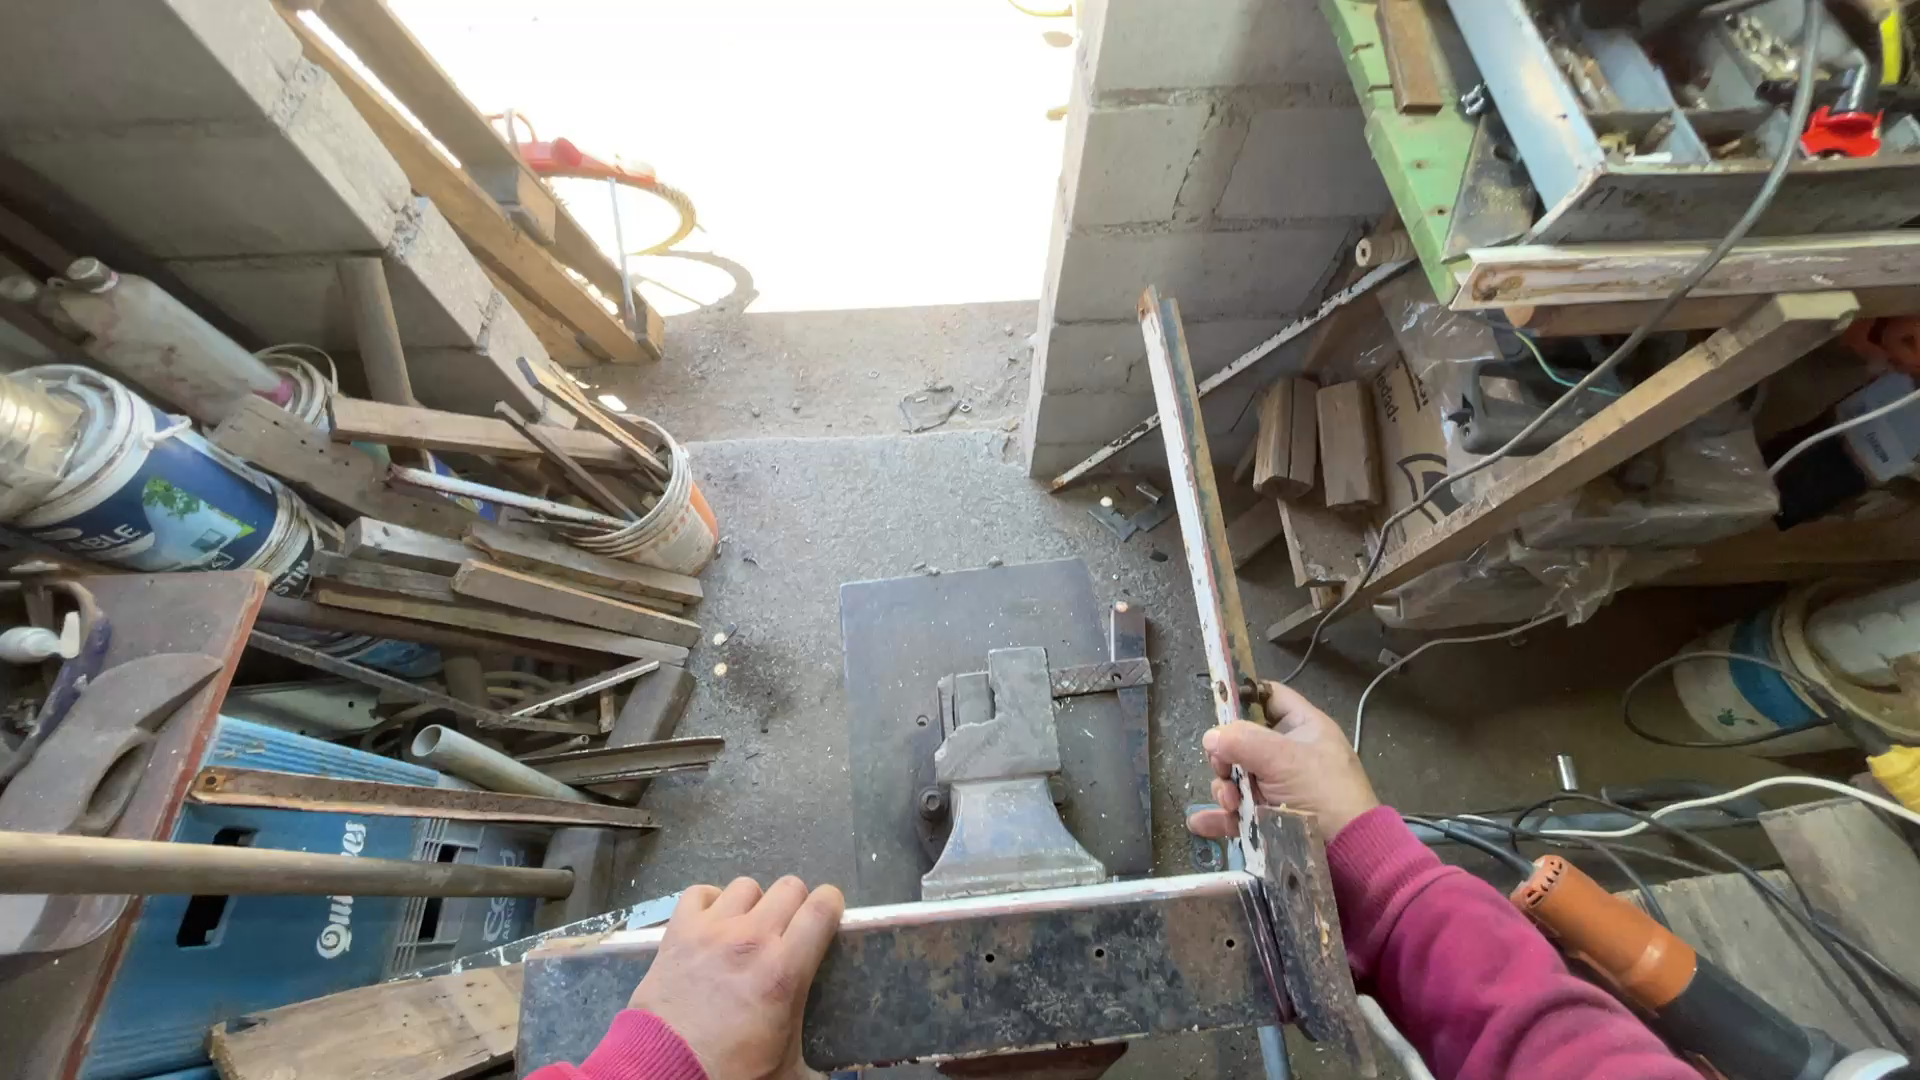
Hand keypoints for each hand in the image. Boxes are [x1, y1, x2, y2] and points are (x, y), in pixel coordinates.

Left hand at [629, 876, 845, 1079]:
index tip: (828, 919)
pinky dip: (709, 903)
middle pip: (790, 887)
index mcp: (784, 970)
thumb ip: (819, 1067)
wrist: (657, 1078)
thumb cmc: (728, 1077)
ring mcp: (713, 930)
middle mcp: (752, 938)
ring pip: (747, 886)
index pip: (822, 907)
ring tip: (746, 931)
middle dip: (794, 906)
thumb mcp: (787, 1073)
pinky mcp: (679, 931)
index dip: (831, 904)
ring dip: (753, 905)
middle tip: (786, 933)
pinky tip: (711, 925)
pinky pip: (700, 893)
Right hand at [1187, 681, 1379, 839]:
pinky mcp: (1270, 817)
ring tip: (1229, 804)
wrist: (1351, 857)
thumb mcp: (1283, 759)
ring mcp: (1279, 787)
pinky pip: (1236, 810)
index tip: (1218, 708)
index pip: (1269, 697)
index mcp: (1303, 728)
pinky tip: (1201, 823)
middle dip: (1225, 757)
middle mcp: (1289, 754)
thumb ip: (1242, 741)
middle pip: (1241, 740)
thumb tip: (1210, 737)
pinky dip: (1219, 816)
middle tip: (1222, 769)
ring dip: (1224, 789)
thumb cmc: (1323, 794)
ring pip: (1235, 776)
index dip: (1244, 697)